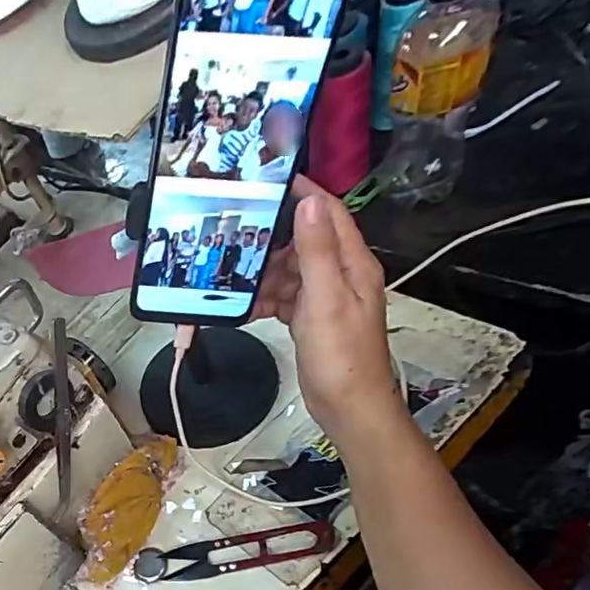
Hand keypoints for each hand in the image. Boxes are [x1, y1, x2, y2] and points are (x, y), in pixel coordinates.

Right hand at [254, 178, 401, 443]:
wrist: (348, 407)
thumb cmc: (342, 358)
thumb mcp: (327, 300)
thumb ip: (317, 251)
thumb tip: (309, 204)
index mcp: (351, 264)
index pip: (328, 214)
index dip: (302, 194)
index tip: (269, 183)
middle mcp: (341, 276)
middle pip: (304, 242)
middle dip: (272, 241)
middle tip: (238, 239)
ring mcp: (326, 299)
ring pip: (291, 273)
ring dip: (266, 275)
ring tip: (237, 281)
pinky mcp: (312, 320)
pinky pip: (286, 299)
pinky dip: (267, 300)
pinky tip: (247, 308)